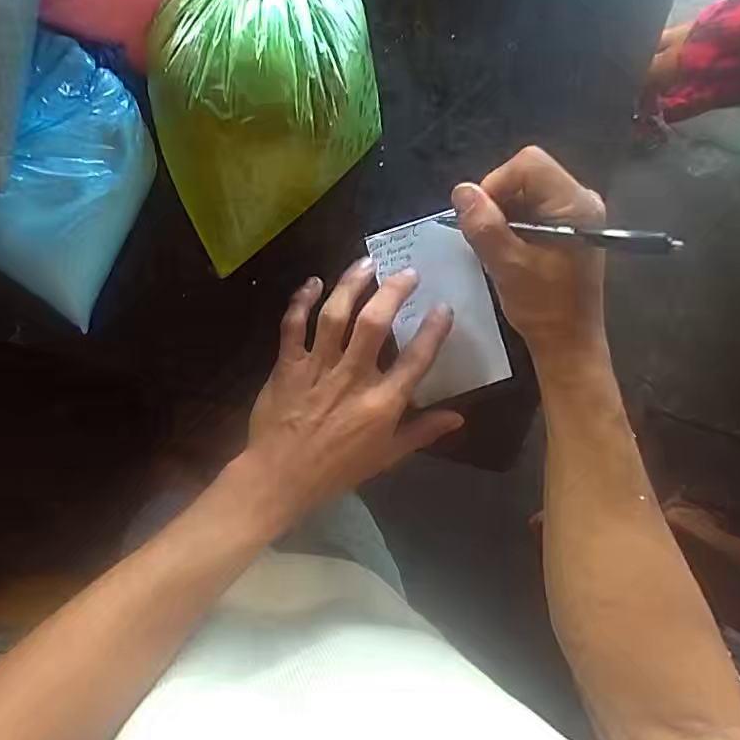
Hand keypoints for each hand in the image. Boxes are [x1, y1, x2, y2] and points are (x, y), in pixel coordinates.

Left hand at [238, 258, 464, 523]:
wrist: (280, 476)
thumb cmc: (337, 470)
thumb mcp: (386, 456)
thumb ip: (421, 432)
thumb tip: (458, 417)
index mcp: (381, 403)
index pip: (415, 359)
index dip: (433, 330)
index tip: (443, 306)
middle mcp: (351, 377)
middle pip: (375, 324)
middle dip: (393, 292)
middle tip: (406, 272)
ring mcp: (317, 368)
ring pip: (335, 316)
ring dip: (351, 285)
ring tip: (366, 263)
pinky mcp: (287, 365)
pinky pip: (292, 326)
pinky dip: (301, 301)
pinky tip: (313, 282)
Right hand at [451, 146, 608, 360]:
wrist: (567, 339)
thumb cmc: (543, 306)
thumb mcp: (507, 266)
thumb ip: (485, 226)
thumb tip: (461, 192)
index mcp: (574, 204)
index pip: (528, 165)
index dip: (494, 184)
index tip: (478, 218)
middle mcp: (579, 199)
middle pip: (526, 174)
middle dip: (496, 200)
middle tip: (484, 236)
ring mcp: (574, 212)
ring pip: (524, 191)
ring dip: (501, 214)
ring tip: (495, 246)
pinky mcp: (565, 226)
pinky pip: (530, 208)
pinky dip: (510, 223)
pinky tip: (505, 249)